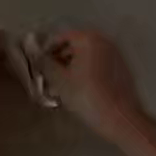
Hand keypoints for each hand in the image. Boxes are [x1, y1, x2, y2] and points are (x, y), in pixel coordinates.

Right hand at [37, 29, 152, 144]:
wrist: (120, 118)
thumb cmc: (87, 96)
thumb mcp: (59, 80)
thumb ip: (44, 63)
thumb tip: (33, 51)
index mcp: (89, 39)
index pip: (61, 37)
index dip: (47, 50)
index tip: (39, 64)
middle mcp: (105, 42)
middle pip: (75, 46)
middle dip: (60, 60)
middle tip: (48, 77)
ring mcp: (116, 55)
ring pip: (87, 57)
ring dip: (72, 68)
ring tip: (61, 87)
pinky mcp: (122, 70)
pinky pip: (99, 66)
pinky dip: (87, 73)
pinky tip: (79, 91)